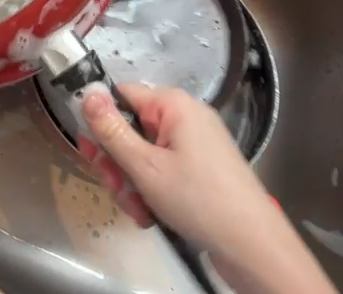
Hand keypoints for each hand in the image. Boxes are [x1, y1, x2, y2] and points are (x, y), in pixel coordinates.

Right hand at [80, 85, 335, 293]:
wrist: (255, 250)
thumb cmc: (198, 200)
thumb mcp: (144, 166)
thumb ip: (111, 130)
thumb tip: (86, 92)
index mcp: (173, 105)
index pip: (121, 95)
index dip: (100, 120)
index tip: (88, 150)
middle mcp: (186, 118)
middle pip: (132, 128)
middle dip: (118, 162)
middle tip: (116, 187)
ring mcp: (197, 146)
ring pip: (145, 155)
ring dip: (133, 183)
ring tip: (139, 210)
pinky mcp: (203, 171)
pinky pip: (164, 170)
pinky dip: (153, 191)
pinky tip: (152, 216)